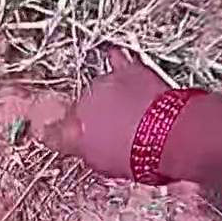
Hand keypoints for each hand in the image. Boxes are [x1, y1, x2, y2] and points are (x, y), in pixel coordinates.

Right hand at [37, 49, 168, 178]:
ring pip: (97, 88)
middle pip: (80, 107)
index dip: (56, 135)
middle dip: (89, 116)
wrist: (167, 135)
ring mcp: (105, 85)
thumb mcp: (104, 164)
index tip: (54, 136)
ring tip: (120, 108)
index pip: (54, 133)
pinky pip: (117, 59)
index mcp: (74, 133)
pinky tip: (114, 56)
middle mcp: (84, 104)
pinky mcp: (127, 69)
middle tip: (105, 129)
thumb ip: (88, 152)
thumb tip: (85, 146)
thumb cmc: (138, 156)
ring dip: (105, 96)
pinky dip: (115, 60)